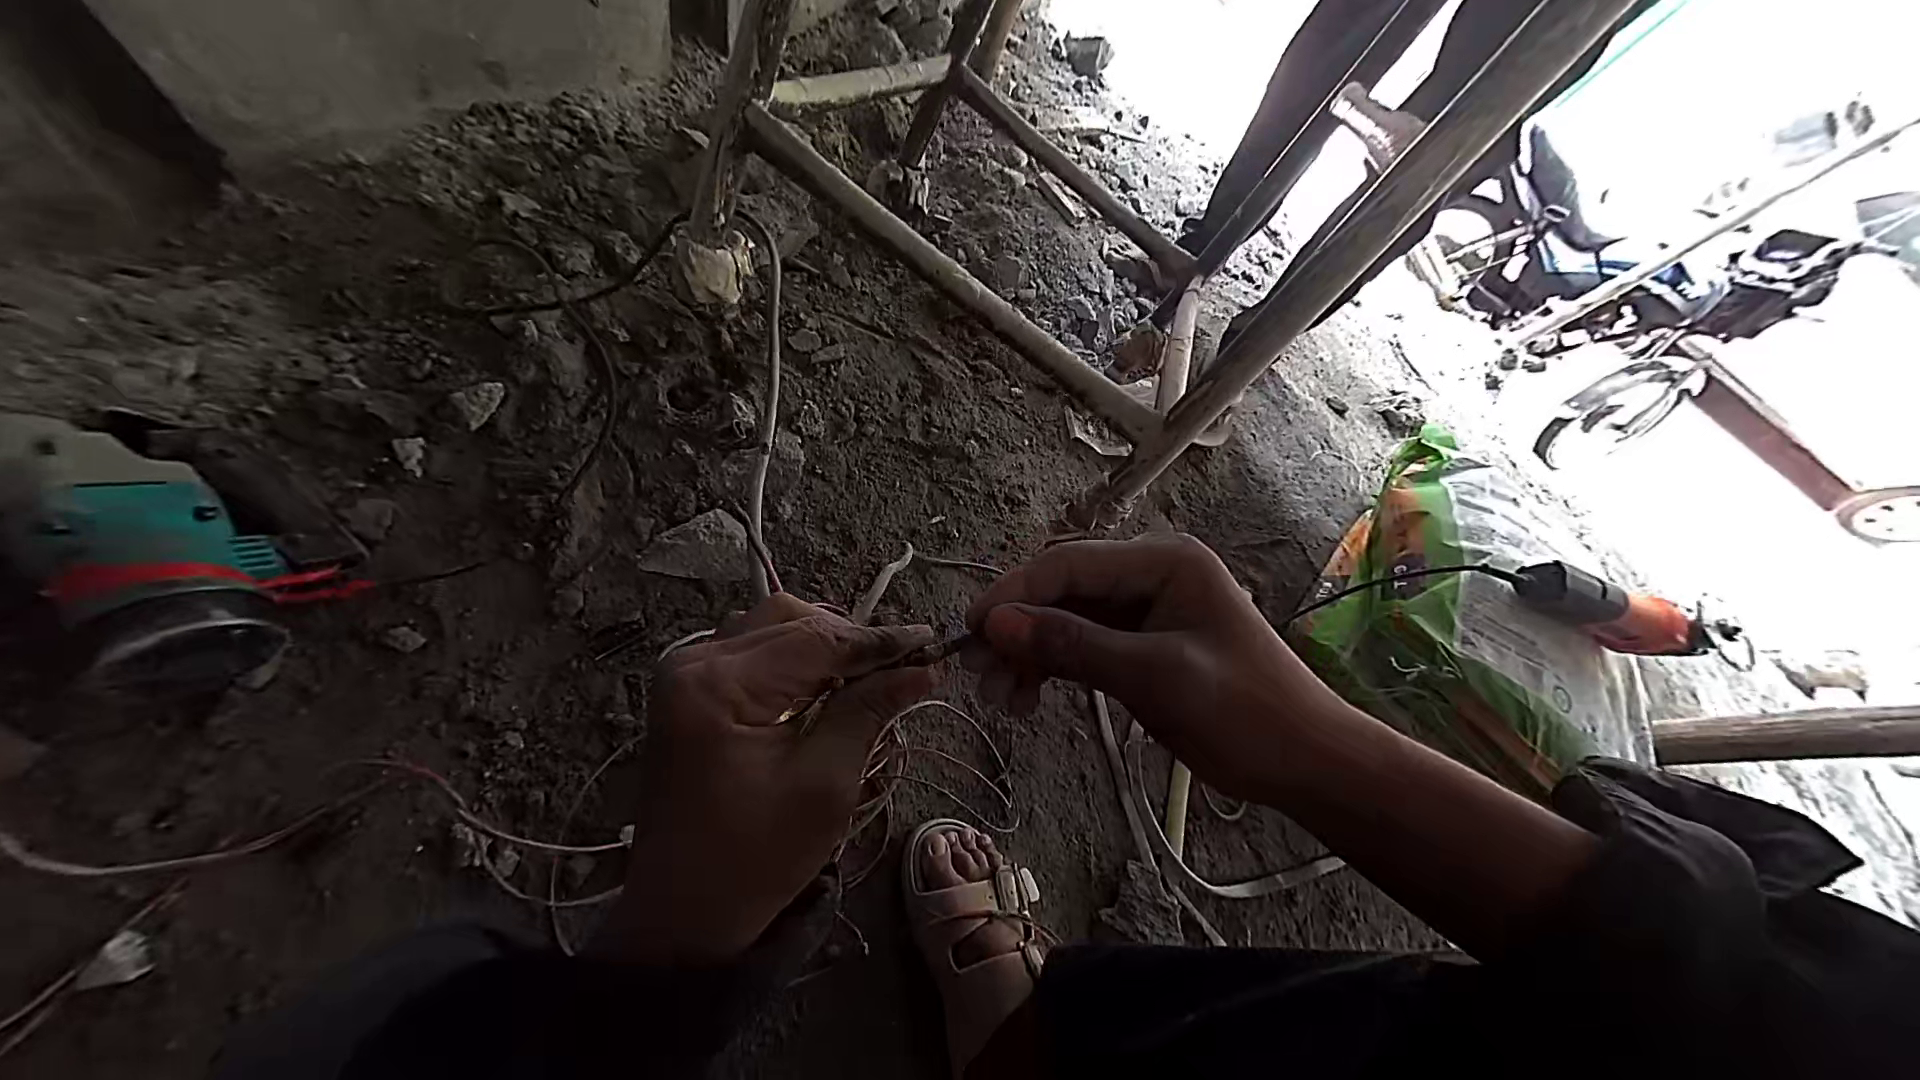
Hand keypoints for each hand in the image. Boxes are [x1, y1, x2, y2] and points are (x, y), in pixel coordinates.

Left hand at [594, 595, 935, 963]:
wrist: (682, 912)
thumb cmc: (754, 859)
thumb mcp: (824, 785)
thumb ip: (869, 711)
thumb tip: (920, 669)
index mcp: (718, 685)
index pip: (815, 638)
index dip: (878, 640)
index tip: (929, 643)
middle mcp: (694, 663)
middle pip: (791, 620)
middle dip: (851, 640)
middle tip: (898, 666)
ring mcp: (687, 672)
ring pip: (774, 626)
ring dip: (825, 644)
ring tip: (866, 676)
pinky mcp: (692, 688)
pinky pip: (756, 649)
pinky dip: (798, 659)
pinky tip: (826, 684)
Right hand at [964, 534, 1345, 800]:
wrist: (1307, 762)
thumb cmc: (1246, 713)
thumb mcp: (1155, 677)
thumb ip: (1073, 644)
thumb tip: (995, 622)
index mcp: (1163, 561)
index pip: (1068, 564)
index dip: (1013, 593)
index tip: (969, 630)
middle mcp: (1147, 574)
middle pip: (1060, 590)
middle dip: (1017, 629)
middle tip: (979, 672)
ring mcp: (1141, 608)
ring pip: (1063, 619)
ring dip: (1028, 653)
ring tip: (1000, 697)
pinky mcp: (1136, 642)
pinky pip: (1079, 644)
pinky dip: (1051, 667)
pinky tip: (1027, 698)